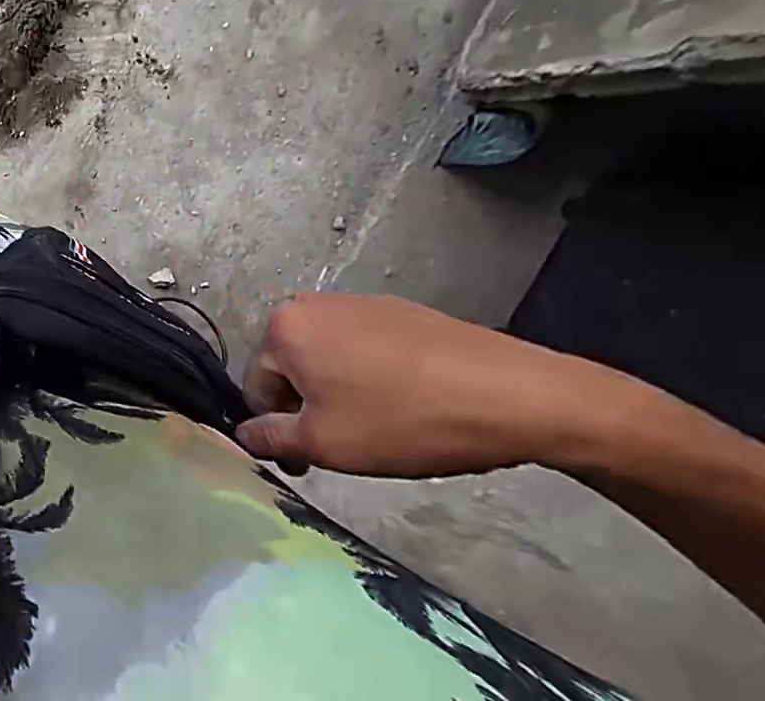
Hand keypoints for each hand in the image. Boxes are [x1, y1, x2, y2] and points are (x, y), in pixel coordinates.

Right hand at [237, 293, 638, 477]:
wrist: (519, 396)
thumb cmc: (404, 420)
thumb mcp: (326, 444)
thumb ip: (271, 438)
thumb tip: (245, 434)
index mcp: (283, 327)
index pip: (257, 386)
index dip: (278, 429)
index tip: (309, 461)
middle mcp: (311, 304)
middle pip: (291, 367)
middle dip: (309, 407)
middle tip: (348, 445)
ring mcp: (359, 302)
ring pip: (328, 357)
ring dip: (339, 392)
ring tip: (383, 426)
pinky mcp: (401, 310)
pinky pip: (366, 347)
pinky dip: (374, 376)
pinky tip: (411, 402)